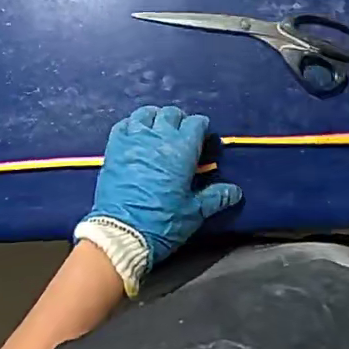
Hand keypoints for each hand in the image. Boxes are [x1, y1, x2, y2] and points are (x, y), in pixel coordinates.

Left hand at [78, 106, 241, 292]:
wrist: (120, 235)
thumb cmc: (161, 222)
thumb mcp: (194, 212)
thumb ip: (215, 197)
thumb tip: (235, 192)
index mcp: (183, 148)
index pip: (197, 122)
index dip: (203, 130)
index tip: (203, 143)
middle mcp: (159, 137)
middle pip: (172, 113)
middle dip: (180, 121)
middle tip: (181, 137)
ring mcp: (134, 140)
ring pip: (146, 113)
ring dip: (155, 118)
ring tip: (158, 131)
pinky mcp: (113, 149)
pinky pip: (123, 125)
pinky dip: (131, 126)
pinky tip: (135, 136)